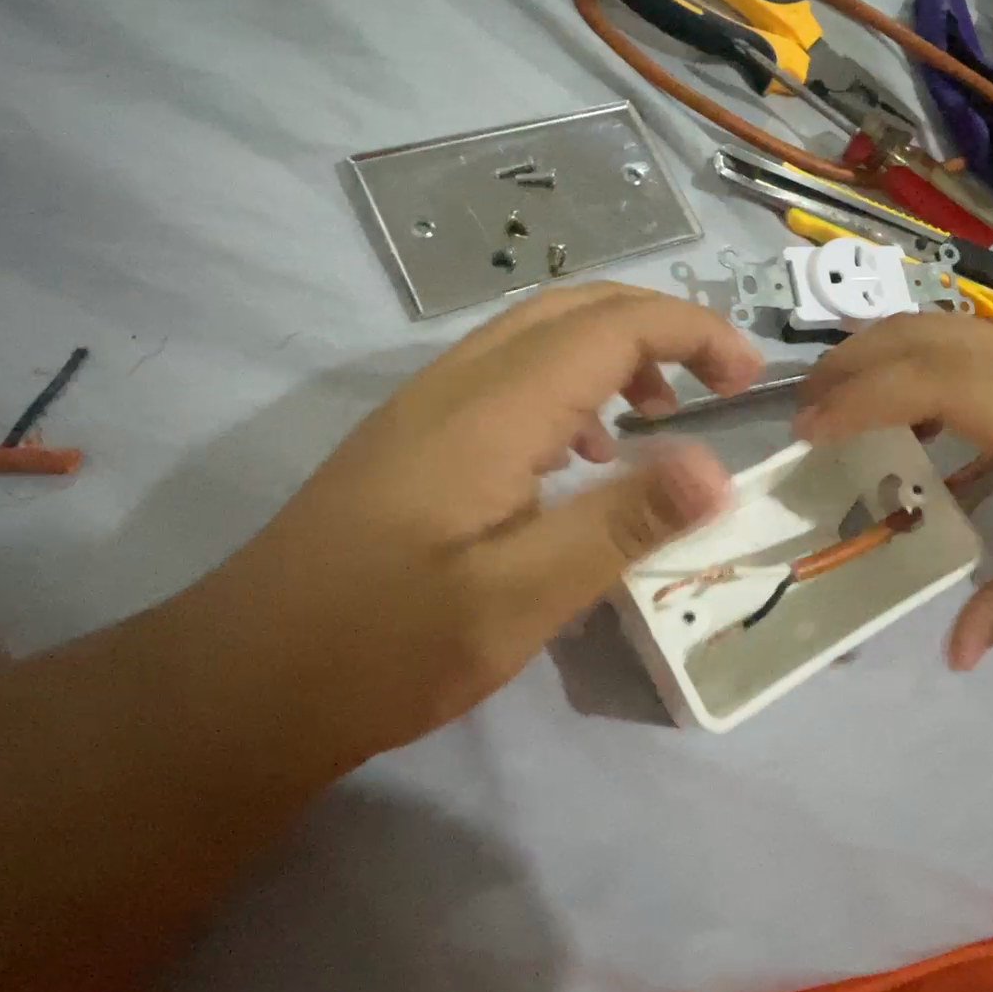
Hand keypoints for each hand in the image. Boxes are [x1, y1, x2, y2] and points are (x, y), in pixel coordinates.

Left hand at [176, 284, 761, 753]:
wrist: (240, 684)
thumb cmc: (387, 644)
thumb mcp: (521, 596)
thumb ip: (623, 522)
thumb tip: (720, 470)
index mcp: (492, 409)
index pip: (613, 326)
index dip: (694, 333)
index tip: (752, 380)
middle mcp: (457, 383)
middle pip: (574, 307)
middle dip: (660, 325)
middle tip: (719, 383)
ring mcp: (425, 407)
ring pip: (537, 336)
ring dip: (613, 352)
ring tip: (659, 415)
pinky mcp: (411, 440)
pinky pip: (507, 377)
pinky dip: (569, 388)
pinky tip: (579, 459)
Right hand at [793, 314, 992, 669]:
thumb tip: (955, 655)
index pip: (942, 382)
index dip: (866, 397)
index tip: (809, 432)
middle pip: (928, 334)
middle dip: (852, 363)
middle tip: (802, 413)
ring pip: (944, 323)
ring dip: (877, 350)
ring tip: (833, 400)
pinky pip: (965, 336)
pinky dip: (913, 356)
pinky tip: (903, 407)